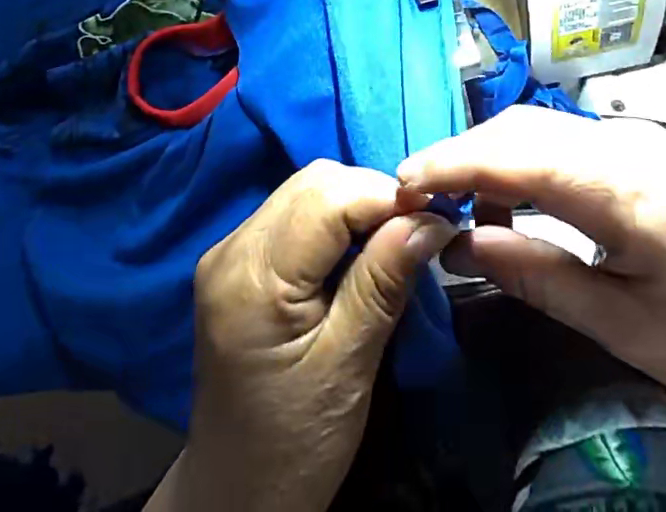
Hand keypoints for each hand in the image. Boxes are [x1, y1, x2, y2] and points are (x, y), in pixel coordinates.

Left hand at [152, 160, 457, 511]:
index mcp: (252, 275)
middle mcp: (231, 248)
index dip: (384, 196)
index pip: (324, 199)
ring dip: (354, 203)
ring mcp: (228, 252)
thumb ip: (382, 284)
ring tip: (396, 235)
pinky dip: (332, 219)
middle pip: (310, 184)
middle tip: (420, 228)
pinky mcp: (236, 264)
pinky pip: (290, 215)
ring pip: (301, 192)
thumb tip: (428, 219)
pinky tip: (359, 246)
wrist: (236, 488)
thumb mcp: (348, 367)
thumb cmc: (297, 442)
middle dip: (371, 194)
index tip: (438, 216)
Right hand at [396, 106, 665, 424]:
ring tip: (452, 200)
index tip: (404, 183)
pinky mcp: (636, 141)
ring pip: (535, 126)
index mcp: (645, 200)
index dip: (456, 163)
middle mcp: (640, 149)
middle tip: (416, 195)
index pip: (527, 158)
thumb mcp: (624, 329)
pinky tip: (503, 195)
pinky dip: (515, 158)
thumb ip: (537, 277)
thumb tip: (459, 243)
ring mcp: (641, 137)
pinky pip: (556, 136)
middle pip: (524, 129)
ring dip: (484, 155)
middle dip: (460, 155)